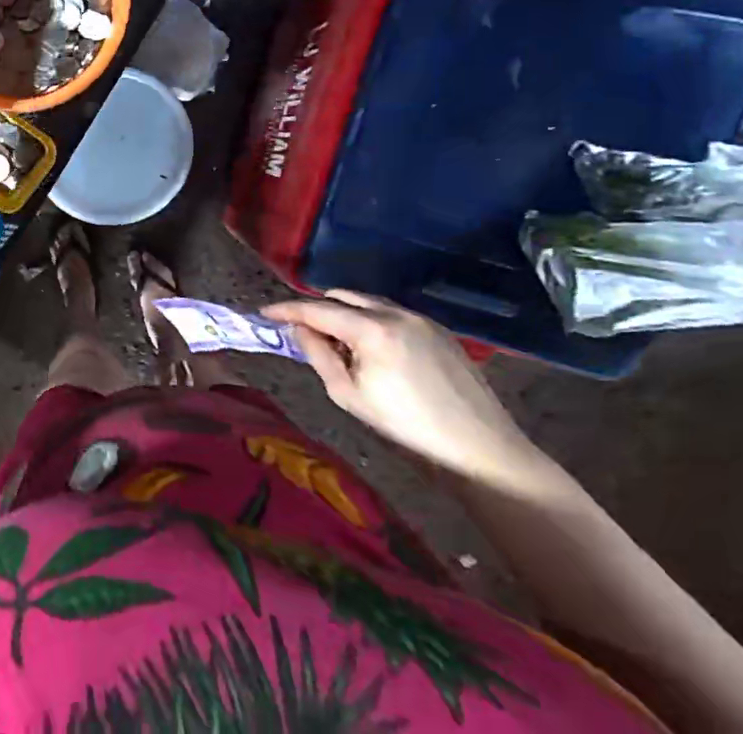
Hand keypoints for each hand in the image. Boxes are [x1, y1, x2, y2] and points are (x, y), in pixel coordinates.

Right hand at [262, 290, 558, 492]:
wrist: (478, 446)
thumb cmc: (404, 424)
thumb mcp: (347, 393)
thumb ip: (318, 354)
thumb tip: (299, 329)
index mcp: (373, 328)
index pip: (318, 308)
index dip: (286, 309)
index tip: (263, 313)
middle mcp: (397, 313)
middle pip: (343, 297)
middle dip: (317, 307)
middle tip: (299, 329)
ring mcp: (422, 319)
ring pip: (369, 303)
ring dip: (344, 313)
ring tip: (333, 340)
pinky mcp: (439, 331)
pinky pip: (392, 314)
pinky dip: (369, 320)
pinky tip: (367, 348)